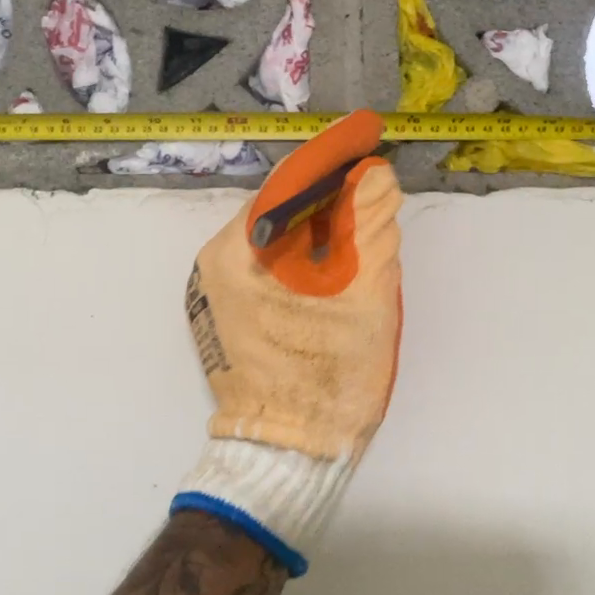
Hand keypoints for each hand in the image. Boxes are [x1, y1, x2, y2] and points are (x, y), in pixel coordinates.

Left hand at [171, 111, 403, 576]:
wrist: (286, 453)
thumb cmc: (325, 380)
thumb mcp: (362, 303)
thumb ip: (370, 234)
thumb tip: (376, 179)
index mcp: (240, 253)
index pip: (286, 185)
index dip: (330, 163)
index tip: (364, 141)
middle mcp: (219, 261)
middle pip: (279, 207)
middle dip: (327, 195)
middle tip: (369, 187)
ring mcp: (218, 286)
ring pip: (274, 234)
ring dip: (316, 224)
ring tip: (358, 219)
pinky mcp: (227, 308)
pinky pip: (266, 262)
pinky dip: (300, 254)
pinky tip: (331, 260)